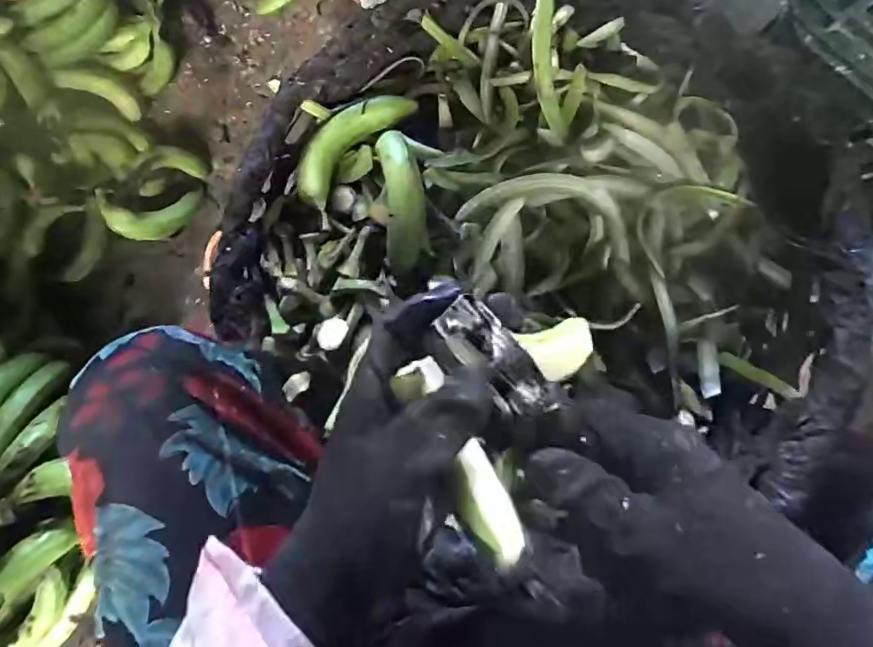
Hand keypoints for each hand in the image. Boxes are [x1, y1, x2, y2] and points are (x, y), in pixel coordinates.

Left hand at [264, 295, 490, 646]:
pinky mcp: (431, 467)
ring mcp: (413, 435)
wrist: (349, 578)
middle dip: (465, 345)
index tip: (459, 293)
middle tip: (508, 333)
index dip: (422, 307)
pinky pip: (463, 436)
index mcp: (373, 386)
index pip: (394, 329)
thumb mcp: (403, 453)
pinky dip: (488, 426)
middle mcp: (394, 402)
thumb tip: (483, 373)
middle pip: (430, 360)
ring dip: (483, 387)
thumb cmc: (365, 504)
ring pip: (452, 398)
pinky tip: (518, 420)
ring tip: (523, 372)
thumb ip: (444, 411)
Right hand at [525, 394, 872, 646]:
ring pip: (616, 470)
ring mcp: (682, 473)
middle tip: (542, 498)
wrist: (806, 612)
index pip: (586, 412)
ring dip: (592, 493)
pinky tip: (610, 543)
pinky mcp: (693, 503)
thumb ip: (586, 492)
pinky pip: (638, 495)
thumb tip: (536, 459)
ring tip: (573, 526)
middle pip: (600, 440)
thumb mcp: (641, 532)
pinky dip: (617, 512)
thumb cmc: (717, 562)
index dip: (550, 426)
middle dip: (570, 466)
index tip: (518, 450)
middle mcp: (665, 445)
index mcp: (653, 438)